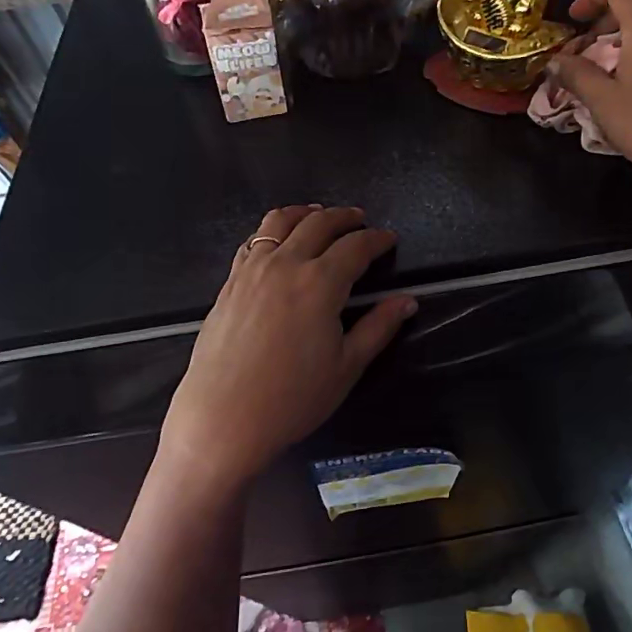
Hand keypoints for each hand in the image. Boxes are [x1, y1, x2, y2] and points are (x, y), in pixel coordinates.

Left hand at [159, 205, 416, 488]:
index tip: (388, 239)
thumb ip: (378, 327)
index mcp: (320, 283)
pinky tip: (276, 242)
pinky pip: (251, 242)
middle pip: (317, 224)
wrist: (224, 418)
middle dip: (344, 217)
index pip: (355, 247)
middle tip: (359, 220)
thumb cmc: (292, 399)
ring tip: (317, 215)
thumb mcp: (346, 367)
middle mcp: (284, 265)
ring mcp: (250, 271)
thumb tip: (407, 302)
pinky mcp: (228, 284)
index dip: (376, 240)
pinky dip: (271, 231)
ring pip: (278, 223)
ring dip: (304, 214)